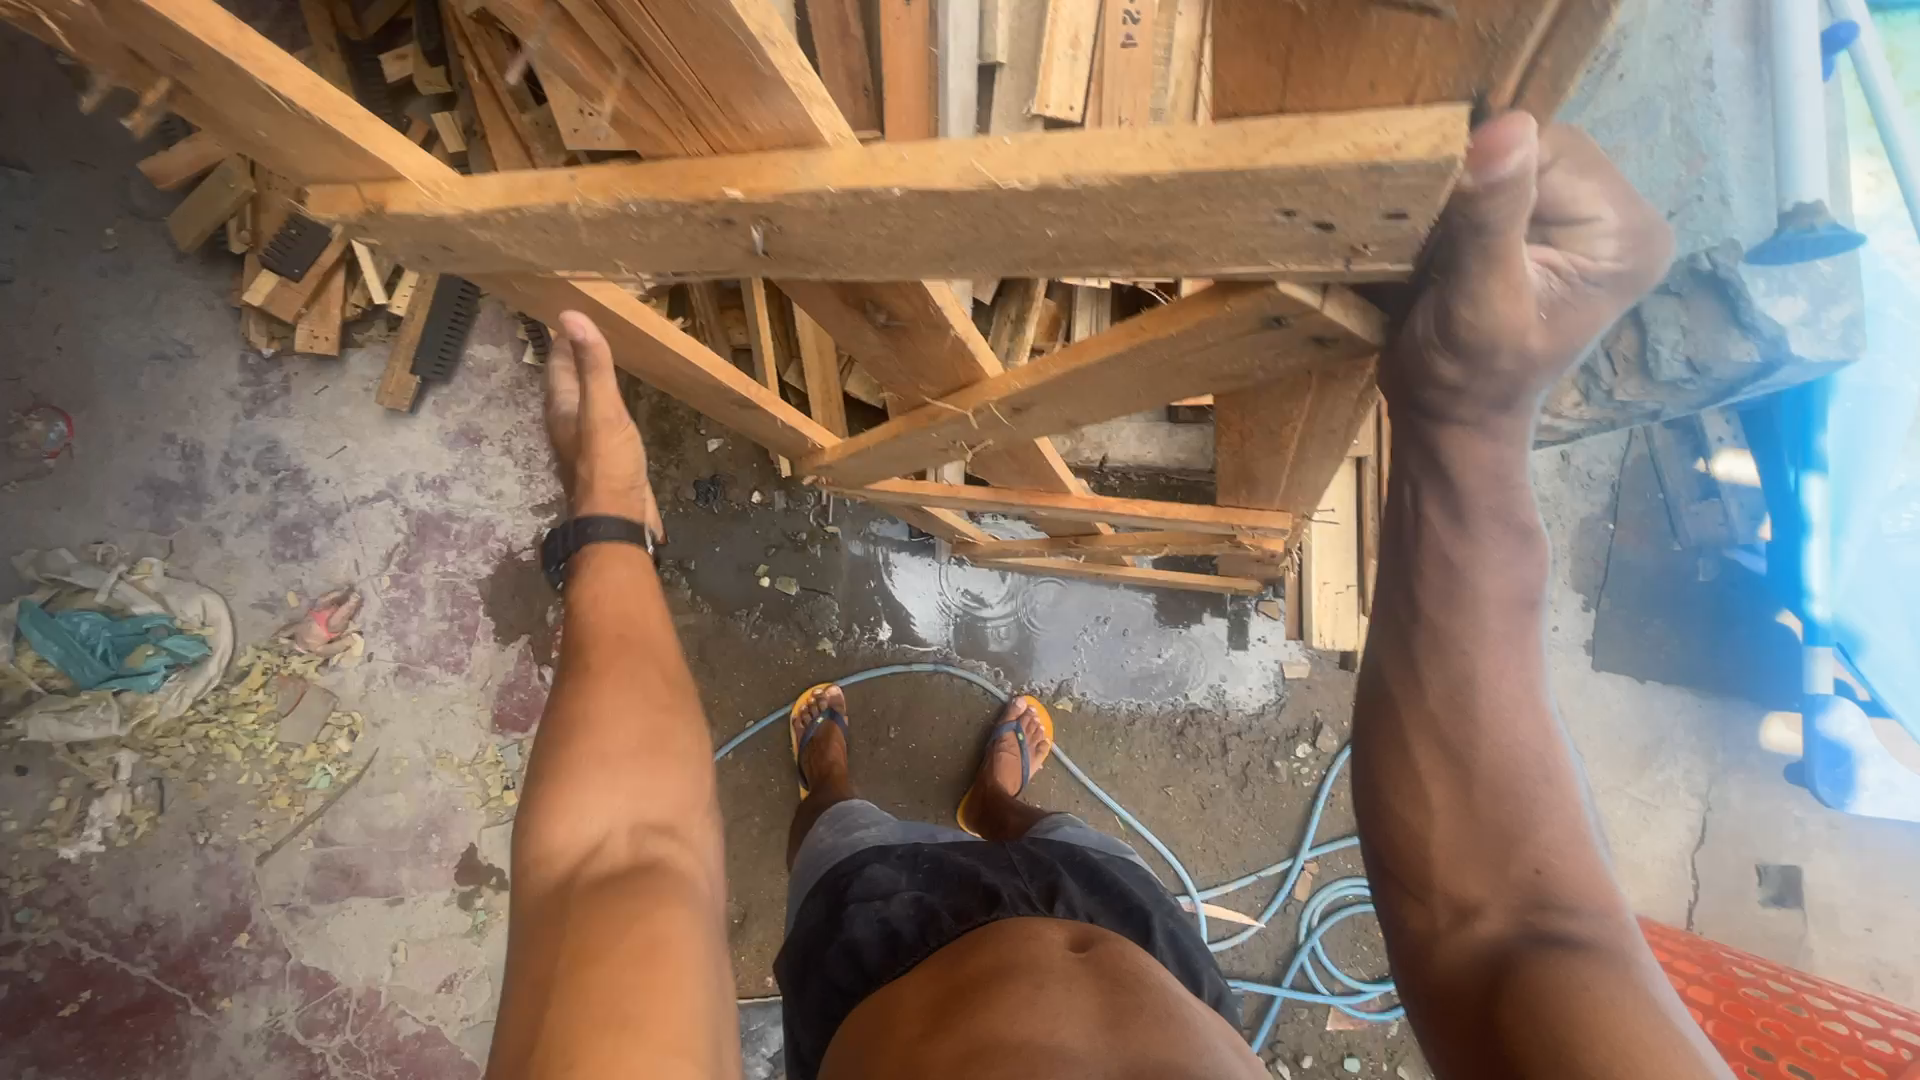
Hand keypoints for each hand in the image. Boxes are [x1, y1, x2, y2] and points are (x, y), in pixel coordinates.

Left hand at [544, 310, 664, 537]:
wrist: (618, 518)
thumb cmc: (607, 464)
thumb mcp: (603, 410)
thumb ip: (592, 365)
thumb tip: (571, 315)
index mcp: (562, 407)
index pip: (557, 362)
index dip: (562, 336)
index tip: (571, 310)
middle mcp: (567, 421)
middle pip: (566, 380)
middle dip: (574, 355)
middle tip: (589, 329)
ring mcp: (584, 441)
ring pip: (583, 400)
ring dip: (590, 380)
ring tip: (603, 360)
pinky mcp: (603, 456)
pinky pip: (601, 419)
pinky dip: (606, 403)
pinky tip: (617, 405)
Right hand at [1383, 112, 1674, 430]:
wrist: (1449, 423)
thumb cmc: (1464, 379)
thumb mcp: (1477, 302)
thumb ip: (1491, 220)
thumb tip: (1503, 127)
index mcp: (1625, 233)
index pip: (1554, 151)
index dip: (1486, 173)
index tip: (1439, 226)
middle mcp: (1617, 220)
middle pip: (1536, 155)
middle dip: (1474, 189)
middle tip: (1436, 247)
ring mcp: (1580, 229)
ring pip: (1511, 172)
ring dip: (1459, 204)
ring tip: (1436, 255)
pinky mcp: (1543, 240)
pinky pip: (1499, 197)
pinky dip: (1459, 216)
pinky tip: (1443, 254)